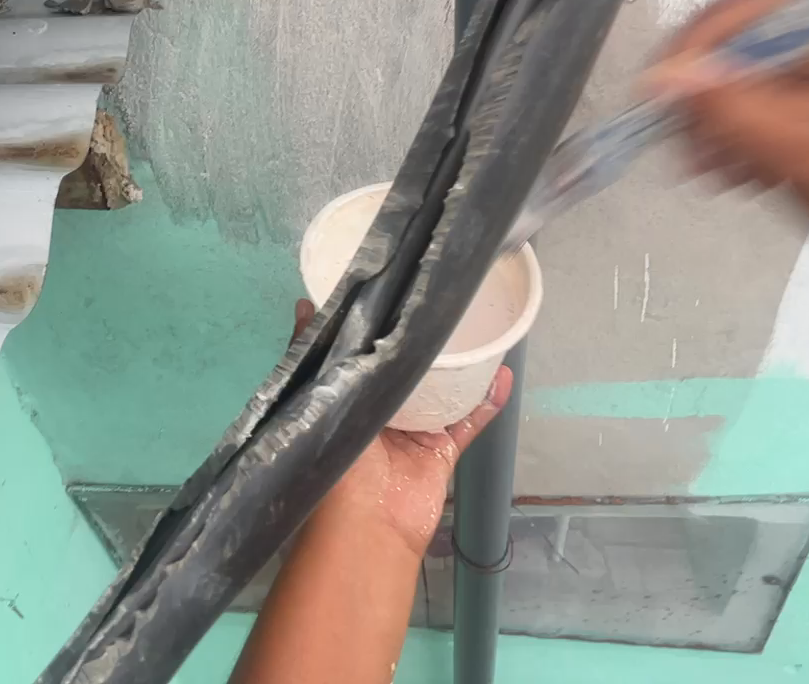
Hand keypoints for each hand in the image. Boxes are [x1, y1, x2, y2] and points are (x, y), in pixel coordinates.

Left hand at [293, 299, 513, 555]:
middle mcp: (382, 407)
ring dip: (461, 364)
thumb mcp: (318, 397)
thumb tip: (305, 303)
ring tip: (479, 325)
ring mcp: (416, 428)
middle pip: (408, 366)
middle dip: (424, 339)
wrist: (368, 522)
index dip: (380, 324)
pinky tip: (503, 373)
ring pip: (444, 388)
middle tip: (444, 299)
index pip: (367, 350)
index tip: (396, 287)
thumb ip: (317, 355)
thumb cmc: (338, 456)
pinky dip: (487, 399)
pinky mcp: (443, 448)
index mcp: (350, 393)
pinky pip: (469, 418)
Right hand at [647, 0, 808, 289]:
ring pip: (753, 78)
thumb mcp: (802, 153)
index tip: (658, 99)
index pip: (747, 11)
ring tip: (714, 172)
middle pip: (746, 46)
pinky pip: (776, 102)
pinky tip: (743, 172)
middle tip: (687, 149)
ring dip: (721, 123)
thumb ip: (729, 108)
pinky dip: (748, 134)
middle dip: (706, 98)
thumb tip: (662, 78)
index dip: (691, 51)